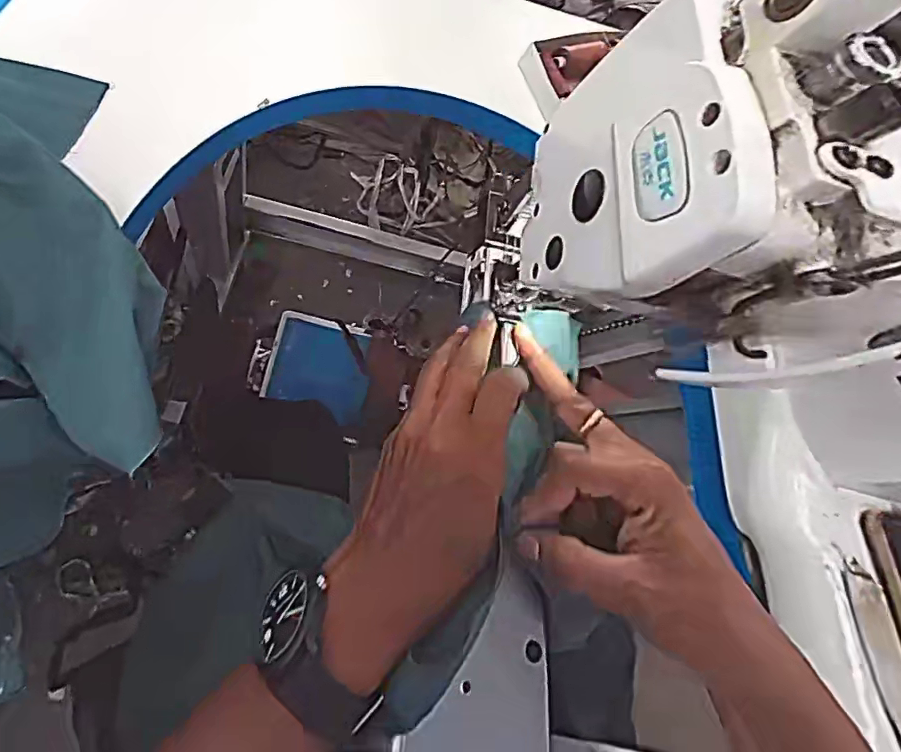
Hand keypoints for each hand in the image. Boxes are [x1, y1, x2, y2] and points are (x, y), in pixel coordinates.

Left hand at [319, 317, 526, 693]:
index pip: (497, 389)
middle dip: (477, 340)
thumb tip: (502, 430)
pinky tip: (440, 374)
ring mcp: (412, 432)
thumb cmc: (438, 562)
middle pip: (461, 368)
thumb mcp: (490, 513)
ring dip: (450, 348)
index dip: (511, 373)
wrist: (382, 576)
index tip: (518, 367)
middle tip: (488, 323)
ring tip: (462, 333)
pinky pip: (418, 393)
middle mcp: (439, 432)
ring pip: (433, 373)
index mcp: (472, 453)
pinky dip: (433, 373)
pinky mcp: (395, 439)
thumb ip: (498, 461)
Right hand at [512, 326, 764, 672]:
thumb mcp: (626, 589)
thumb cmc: (697, 609)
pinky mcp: (630, 495)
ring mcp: (636, 477)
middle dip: (547, 380)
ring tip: (523, 396)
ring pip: (582, 436)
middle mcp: (640, 466)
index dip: (542, 495)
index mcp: (644, 480)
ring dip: (551, 425)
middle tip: (522, 346)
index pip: (571, 464)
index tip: (528, 526)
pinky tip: (546, 486)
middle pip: (581, 413)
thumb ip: (568, 560)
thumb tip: (528, 540)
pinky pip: (588, 468)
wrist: (729, 634)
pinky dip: (562, 473)